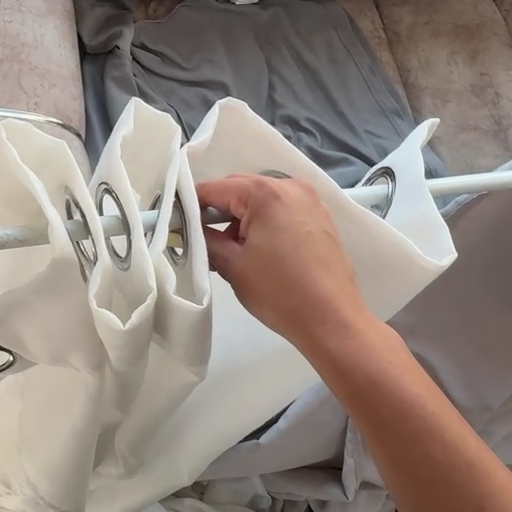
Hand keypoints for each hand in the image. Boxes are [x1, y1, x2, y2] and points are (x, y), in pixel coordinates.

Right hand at [199, 174, 378, 359]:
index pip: (214, 189)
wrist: (334, 323)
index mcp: (265, 193)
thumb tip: (187, 228)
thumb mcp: (232, 264)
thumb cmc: (281, 293)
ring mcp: (310, 201)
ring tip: (232, 249)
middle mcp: (290, 187)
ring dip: (240, 216)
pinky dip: (264, 221)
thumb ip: (204, 238)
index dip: (191, 205)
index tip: (176, 222)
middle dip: (217, 210)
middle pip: (238, 188)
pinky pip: (280, 209)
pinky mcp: (320, 218)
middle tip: (202, 238)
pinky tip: (258, 250)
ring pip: (260, 199)